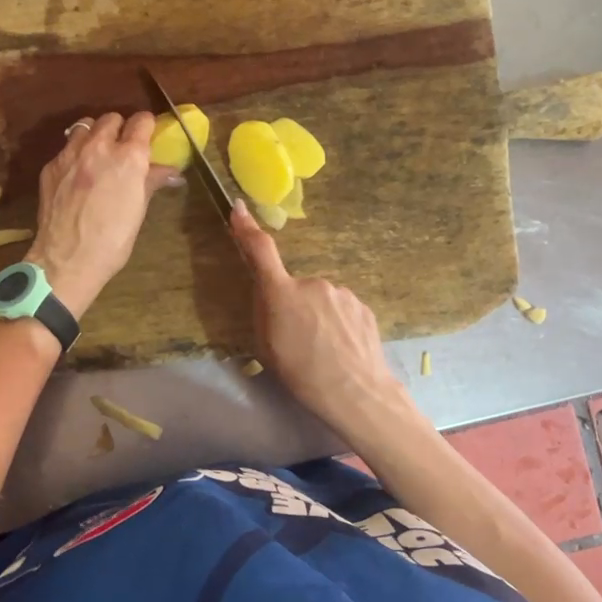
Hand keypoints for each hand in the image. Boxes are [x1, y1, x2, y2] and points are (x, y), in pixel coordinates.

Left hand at [23, 112, 181, 315]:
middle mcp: (99, 147)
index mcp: (128, 157)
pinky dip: (74, 155)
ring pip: (84, 126)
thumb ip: (151, 182)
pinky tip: (76, 176)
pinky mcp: (50, 167)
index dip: (146, 128)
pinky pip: (65, 149)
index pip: (141, 121)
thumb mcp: (138, 211)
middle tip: (121, 149)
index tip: (147, 138)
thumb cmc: (112, 242)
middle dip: (119, 129)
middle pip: (111, 119)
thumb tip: (172, 172)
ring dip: (93, 135)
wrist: (66, 260)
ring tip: (96, 155)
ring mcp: (70, 154)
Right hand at [231, 203, 408, 434]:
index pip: (261, 252)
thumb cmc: (301, 374)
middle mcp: (313, 284)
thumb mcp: (266, 347)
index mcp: (282, 294)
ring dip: (319, 319)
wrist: (355, 392)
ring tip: (323, 352)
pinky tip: (342, 351)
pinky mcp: (363, 306)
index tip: (239, 209)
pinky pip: (342, 311)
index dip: (247, 229)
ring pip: (322, 301)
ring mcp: (342, 293)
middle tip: (297, 342)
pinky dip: (339, 326)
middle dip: (294, 308)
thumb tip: (271, 296)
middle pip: (296, 290)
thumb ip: (265, 313)